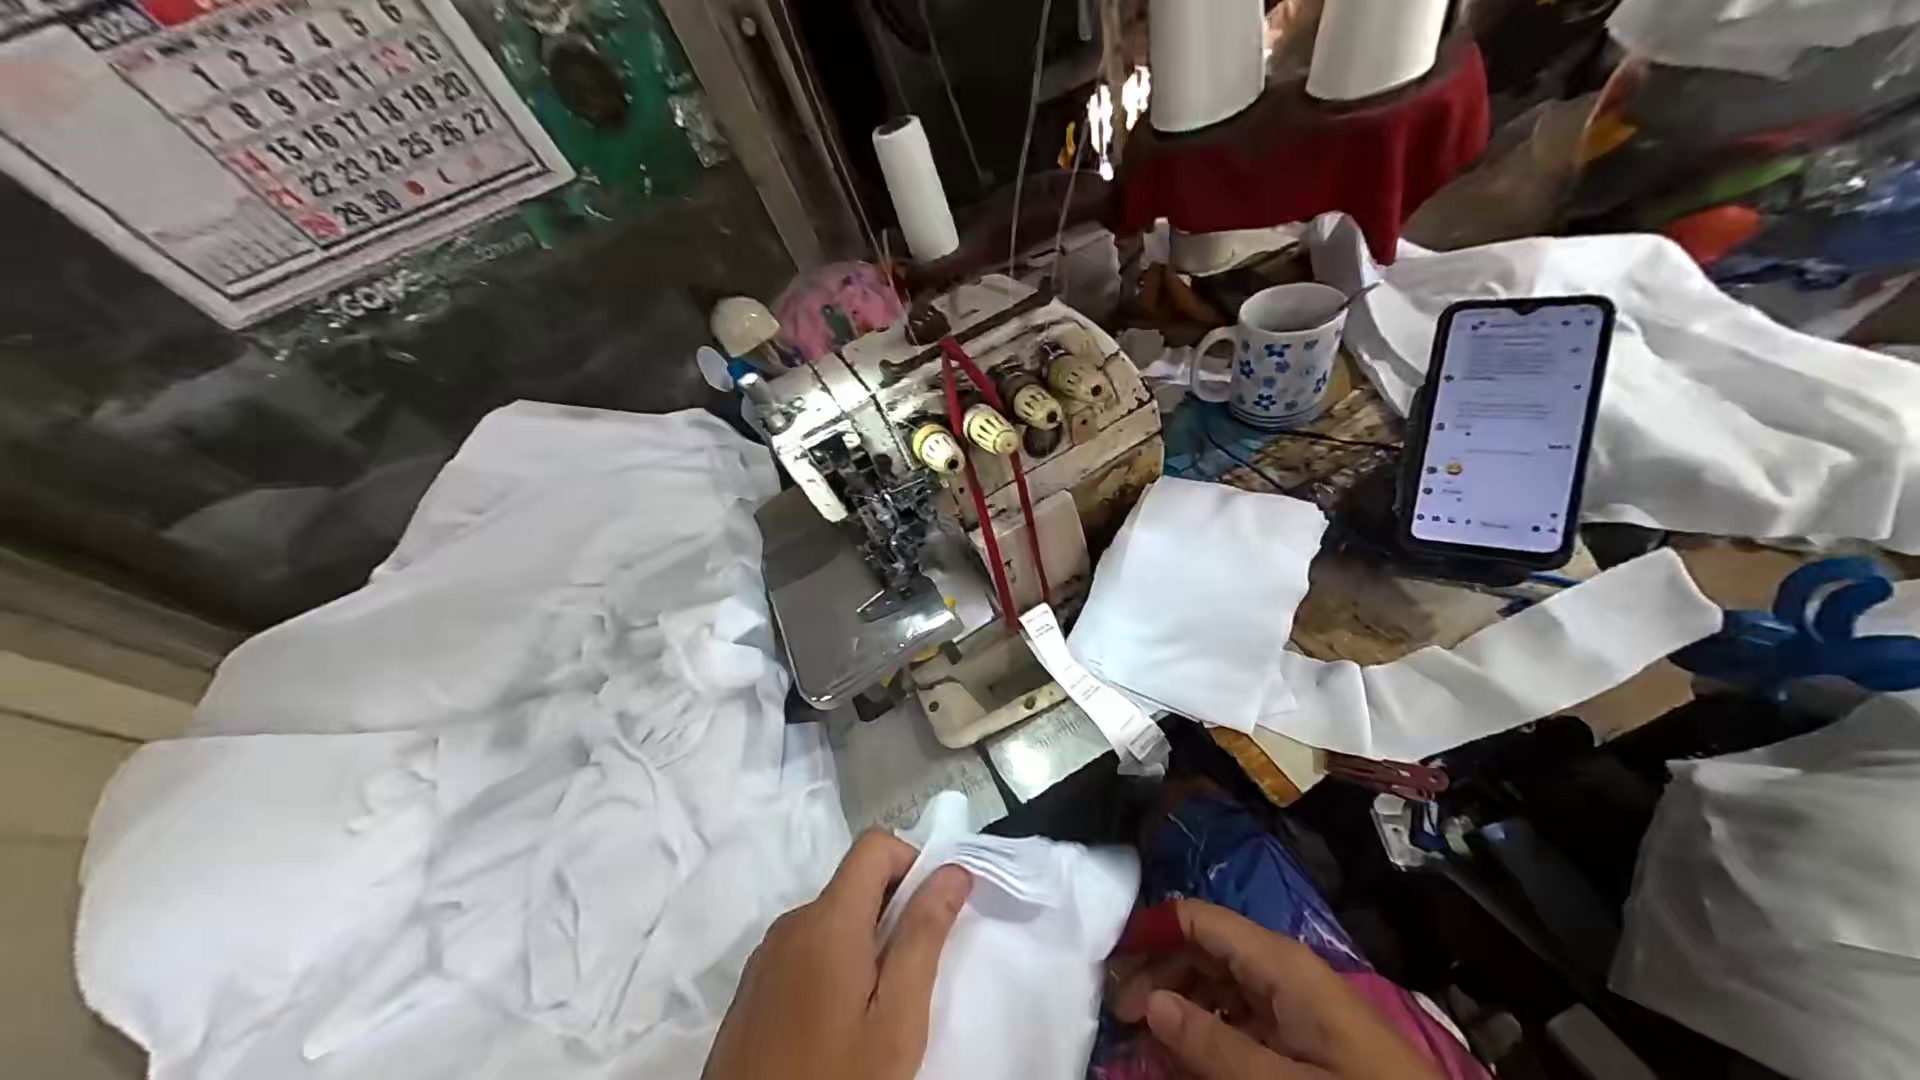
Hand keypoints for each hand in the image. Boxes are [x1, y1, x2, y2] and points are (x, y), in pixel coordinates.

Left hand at [702, 831, 972, 1079]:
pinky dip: (833, 964)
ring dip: (864, 942)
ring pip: (832, 918)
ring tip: (875, 1010)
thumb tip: (952, 871)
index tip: (931, 912)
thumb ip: (924, 935)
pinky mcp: (754, 985)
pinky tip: (837, 1024)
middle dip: (892, 912)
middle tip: (909, 977)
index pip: (874, 845)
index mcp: (826, 920)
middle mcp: (791, 923)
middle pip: (854, 883)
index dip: (911, 863)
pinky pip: (805, 948)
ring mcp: (766, 954)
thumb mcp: (896, 1020)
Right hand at [1110, 900, 1443, 1079]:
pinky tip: (1189, 1054)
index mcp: (1277, 961)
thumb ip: (1212, 1044)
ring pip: (1218, 981)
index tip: (1109, 964)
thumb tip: (1148, 1001)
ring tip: (1146, 1038)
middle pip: (1202, 947)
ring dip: (1179, 1002)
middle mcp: (1280, 967)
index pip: (1196, 918)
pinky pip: (1241, 1014)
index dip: (1150, 931)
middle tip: (1121, 1016)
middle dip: (1157, 973)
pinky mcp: (1303, 1031)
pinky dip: (1208, 1028)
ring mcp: (1293, 999)